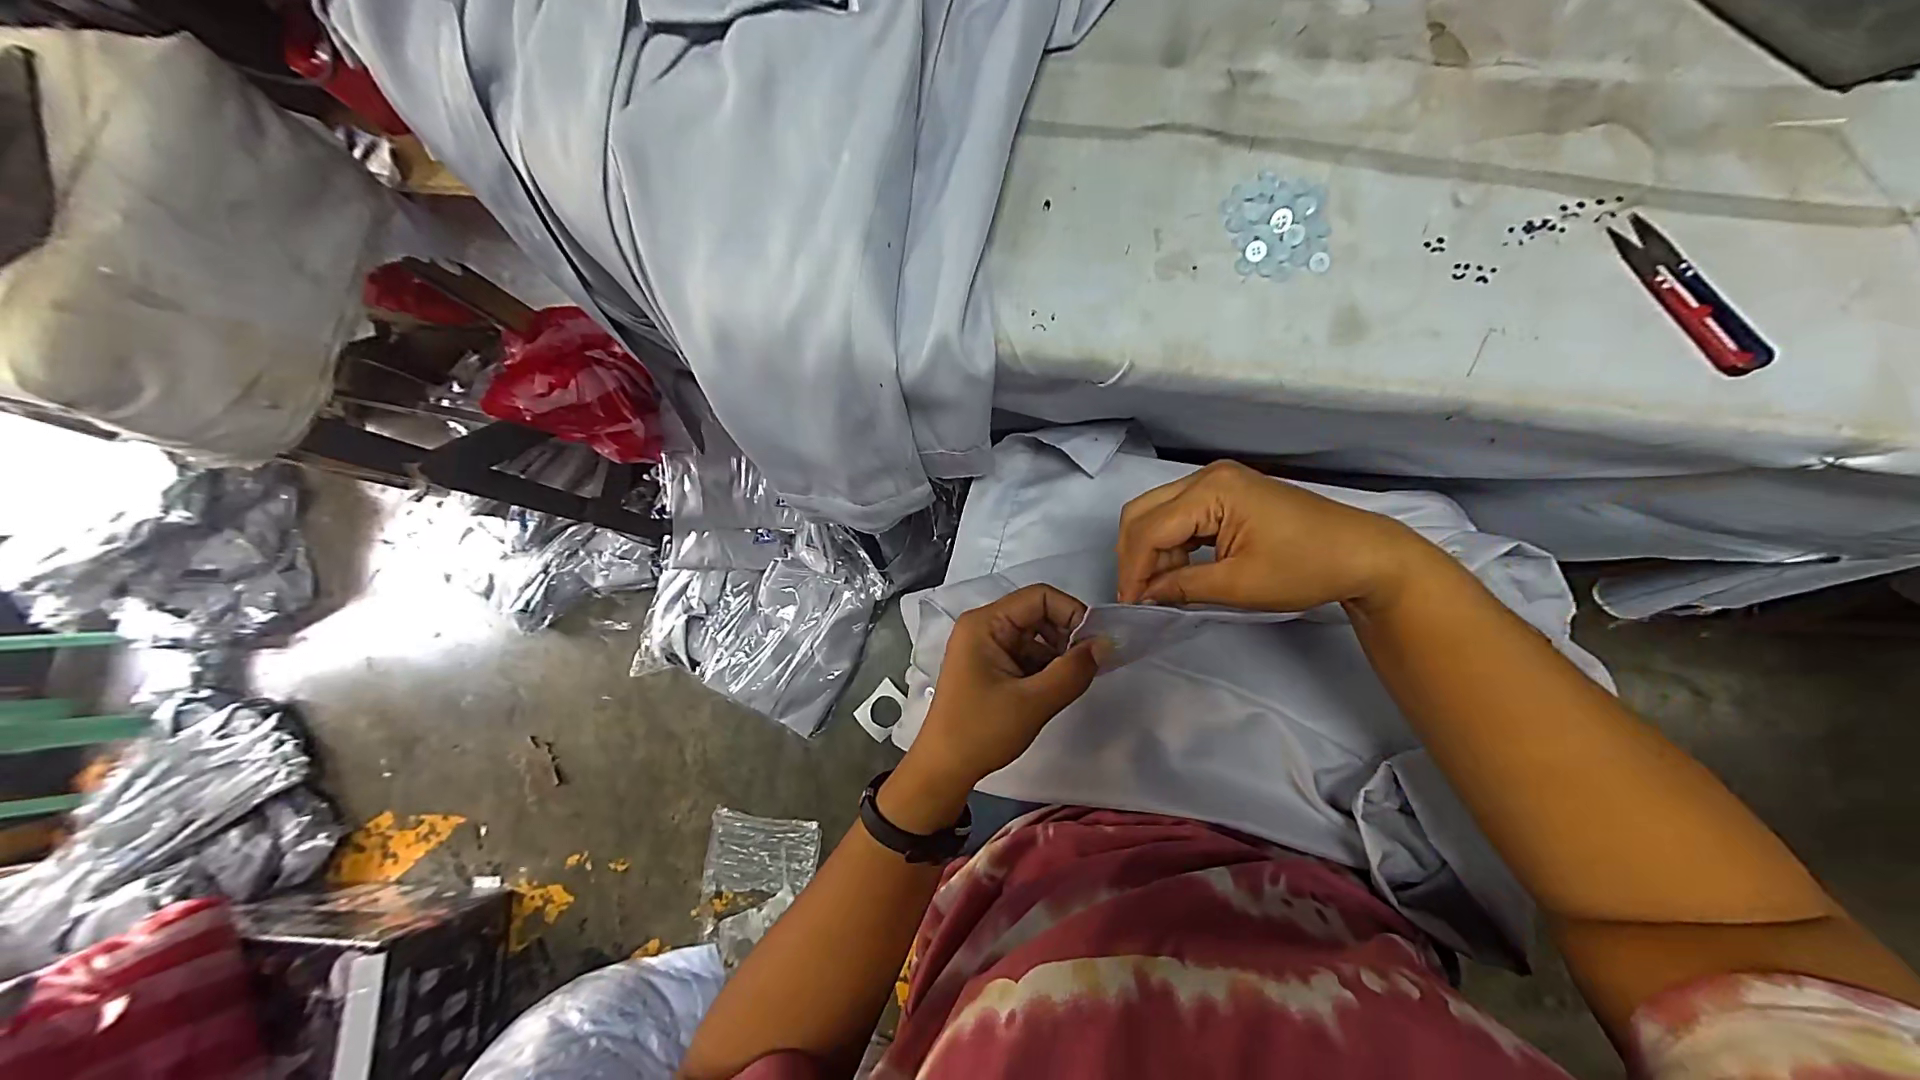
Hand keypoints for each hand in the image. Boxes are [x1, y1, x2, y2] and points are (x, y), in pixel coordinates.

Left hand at [886, 585, 1104, 830]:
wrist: (944, 769)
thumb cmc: (981, 731)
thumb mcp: (1033, 702)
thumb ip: (1073, 671)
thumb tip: (1106, 645)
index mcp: (985, 624)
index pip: (1039, 596)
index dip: (1072, 613)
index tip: (1095, 643)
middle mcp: (984, 627)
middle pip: (1038, 614)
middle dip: (1066, 636)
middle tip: (1087, 666)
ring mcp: (987, 647)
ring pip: (1036, 636)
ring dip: (1058, 655)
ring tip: (1071, 682)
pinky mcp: (991, 667)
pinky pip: (1027, 655)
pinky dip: (1046, 668)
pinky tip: (1055, 690)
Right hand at [1115, 460, 1442, 613]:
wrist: (1363, 554)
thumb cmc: (1306, 567)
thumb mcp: (1239, 585)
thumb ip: (1182, 586)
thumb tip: (1143, 594)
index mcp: (1212, 490)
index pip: (1149, 529)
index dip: (1133, 569)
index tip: (1129, 605)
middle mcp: (1207, 476)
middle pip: (1143, 512)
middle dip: (1134, 556)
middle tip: (1138, 595)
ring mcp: (1216, 482)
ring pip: (1157, 514)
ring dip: (1151, 551)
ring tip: (1159, 589)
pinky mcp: (1225, 494)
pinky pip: (1179, 516)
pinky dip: (1170, 544)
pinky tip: (1176, 571)